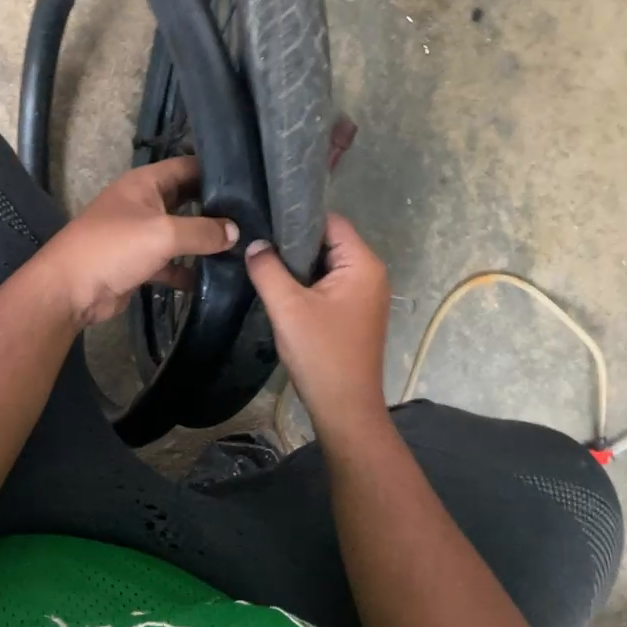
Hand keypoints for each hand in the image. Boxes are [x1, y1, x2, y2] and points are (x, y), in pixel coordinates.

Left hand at [33, 156, 238, 327]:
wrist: (70, 290)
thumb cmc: (113, 248)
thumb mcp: (163, 233)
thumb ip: (203, 231)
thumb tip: (236, 231)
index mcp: (145, 183)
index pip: (187, 166)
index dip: (216, 170)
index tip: (250, 180)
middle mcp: (144, 203)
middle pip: (187, 199)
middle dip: (216, 208)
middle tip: (253, 216)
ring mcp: (141, 234)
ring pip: (181, 233)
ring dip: (205, 241)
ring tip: (243, 247)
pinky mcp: (140, 263)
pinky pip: (172, 262)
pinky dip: (190, 270)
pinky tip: (216, 279)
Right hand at [244, 213, 392, 431]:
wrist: (344, 408)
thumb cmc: (321, 353)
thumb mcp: (288, 307)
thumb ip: (268, 269)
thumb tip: (255, 244)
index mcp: (363, 264)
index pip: (331, 221)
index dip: (297, 217)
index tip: (263, 220)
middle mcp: (370, 273)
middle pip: (329, 241)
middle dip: (294, 242)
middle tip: (258, 243)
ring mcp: (365, 295)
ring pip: (326, 265)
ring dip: (298, 266)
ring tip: (264, 263)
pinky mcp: (355, 313)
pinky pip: (329, 285)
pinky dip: (307, 284)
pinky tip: (281, 289)